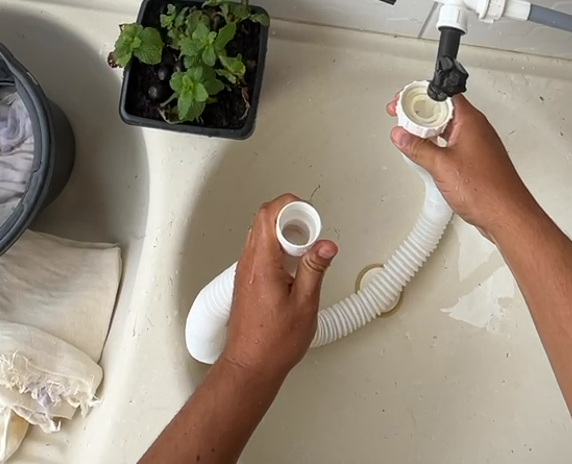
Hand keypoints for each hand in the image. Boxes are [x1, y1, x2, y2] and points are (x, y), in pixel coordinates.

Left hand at [219, 193, 336, 383]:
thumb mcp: (304, 304)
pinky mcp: (246, 279)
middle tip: (310, 229)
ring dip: (282, 231)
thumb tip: (326, 245)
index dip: (289, 205)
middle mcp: (249, 262)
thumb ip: (314, 269)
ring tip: (304, 247)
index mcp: (262, 263)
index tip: (309, 214)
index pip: (269, 215)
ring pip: (260, 233)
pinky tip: (292, 264)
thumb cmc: (273, 343)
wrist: (250, 366)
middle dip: (289, 216)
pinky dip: (276, 246)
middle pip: (263, 219)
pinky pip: (259, 249)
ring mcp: (245, 270)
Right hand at [388, 94, 539, 239]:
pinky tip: (427, 155)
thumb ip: (417, 148)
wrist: (508, 217)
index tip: (402, 101)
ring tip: (409, 136)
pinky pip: (452, 142)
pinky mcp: (477, 159)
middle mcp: (476, 128)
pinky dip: (437, 144)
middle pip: (442, 109)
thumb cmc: (487, 191)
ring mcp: (478, 144)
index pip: (441, 94)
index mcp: (470, 120)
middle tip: (400, 116)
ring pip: (447, 126)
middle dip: (419, 112)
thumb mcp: (441, 165)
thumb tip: (401, 135)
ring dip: (427, 129)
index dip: (418, 94)